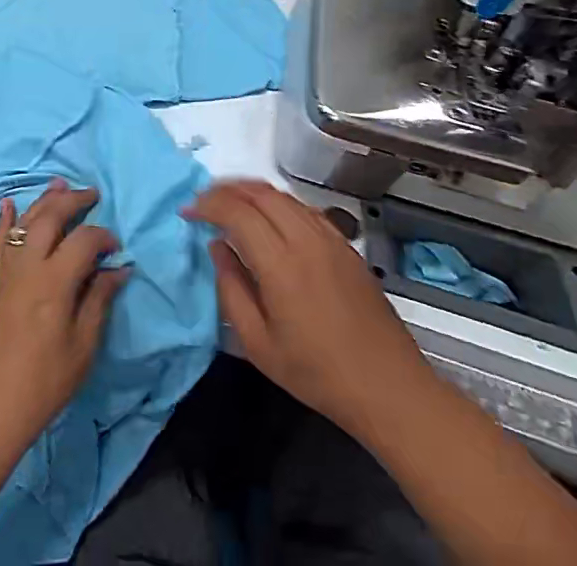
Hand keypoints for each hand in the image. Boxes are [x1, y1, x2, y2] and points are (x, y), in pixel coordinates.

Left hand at [0, 180, 129, 450]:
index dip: (104, 237)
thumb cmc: (43, 382)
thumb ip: (98, 300)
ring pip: (23, 222)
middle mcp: (27, 266)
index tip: (117, 248)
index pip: (84, 240)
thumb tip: (118, 269)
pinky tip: (7, 205)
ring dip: (42, 201)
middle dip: (72, 200)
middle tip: (92, 193)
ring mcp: (4, 271)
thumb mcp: (83, 346)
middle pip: (49, 218)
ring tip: (59, 183)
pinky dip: (4, 220)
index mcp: (54, 281)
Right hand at [187, 181, 426, 430]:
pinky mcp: (347, 247)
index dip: (208, 204)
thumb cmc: (316, 373)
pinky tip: (269, 217)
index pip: (237, 212)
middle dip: (226, 190)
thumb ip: (231, 289)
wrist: (388, 387)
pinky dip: (279, 202)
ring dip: (251, 191)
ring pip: (284, 196)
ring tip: (229, 202)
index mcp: (281, 264)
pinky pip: (306, 209)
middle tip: (203, 201)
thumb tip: (217, 247)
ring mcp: (332, 240)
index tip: (187, 212)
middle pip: (261, 194)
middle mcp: (307, 241)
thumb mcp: (257, 343)